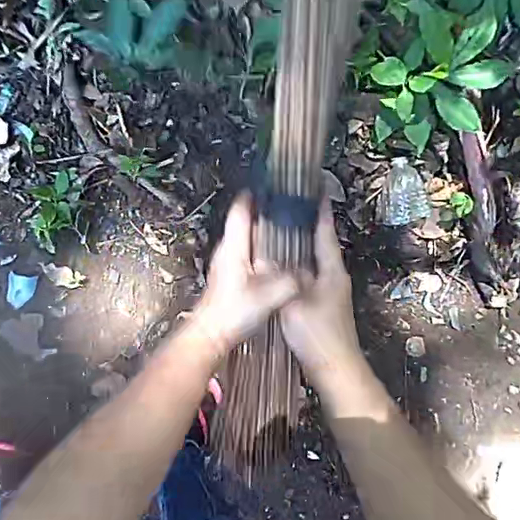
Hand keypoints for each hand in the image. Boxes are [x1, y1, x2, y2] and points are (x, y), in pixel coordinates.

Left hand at [187, 193, 301, 354]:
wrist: (210, 335)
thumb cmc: (231, 313)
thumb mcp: (270, 296)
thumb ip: (292, 281)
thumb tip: (308, 274)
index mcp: (234, 248)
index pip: (240, 210)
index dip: (253, 195)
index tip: (267, 185)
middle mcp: (227, 251)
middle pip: (241, 221)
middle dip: (261, 210)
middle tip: (281, 204)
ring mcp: (225, 263)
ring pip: (243, 237)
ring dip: (259, 230)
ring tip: (280, 226)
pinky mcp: (228, 276)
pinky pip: (244, 253)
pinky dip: (257, 248)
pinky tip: (272, 257)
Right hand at [278, 201, 372, 396]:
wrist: (335, 369)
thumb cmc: (317, 333)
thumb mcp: (295, 301)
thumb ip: (284, 277)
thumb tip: (271, 255)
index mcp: (332, 271)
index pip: (325, 233)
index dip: (320, 212)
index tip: (315, 191)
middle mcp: (335, 277)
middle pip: (321, 245)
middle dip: (308, 226)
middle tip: (290, 207)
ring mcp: (331, 292)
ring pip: (315, 261)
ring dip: (301, 246)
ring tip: (282, 230)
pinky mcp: (324, 305)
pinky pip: (310, 276)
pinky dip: (298, 265)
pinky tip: (283, 266)